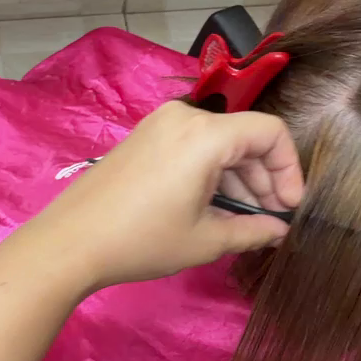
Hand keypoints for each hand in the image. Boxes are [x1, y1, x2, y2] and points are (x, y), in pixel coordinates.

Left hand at [18, 101, 302, 290]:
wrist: (70, 242)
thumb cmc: (142, 240)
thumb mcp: (205, 240)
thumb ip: (252, 230)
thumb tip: (279, 230)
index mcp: (205, 134)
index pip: (270, 133)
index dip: (290, 169)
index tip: (289, 207)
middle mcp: (184, 117)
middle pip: (244, 138)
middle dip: (263, 179)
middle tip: (269, 221)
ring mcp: (160, 125)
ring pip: (218, 144)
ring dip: (238, 179)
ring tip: (242, 222)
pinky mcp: (144, 138)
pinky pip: (193, 147)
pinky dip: (211, 173)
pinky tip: (213, 208)